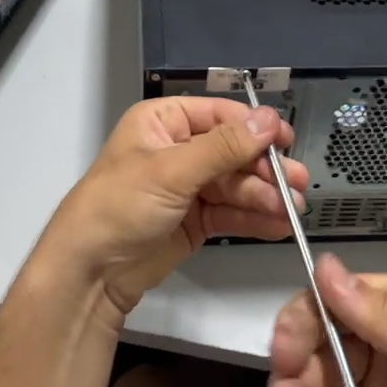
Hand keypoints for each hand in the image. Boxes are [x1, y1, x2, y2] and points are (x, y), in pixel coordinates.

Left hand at [35, 96, 307, 319]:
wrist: (90, 271)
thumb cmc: (119, 206)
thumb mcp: (171, 171)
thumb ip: (223, 147)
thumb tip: (268, 120)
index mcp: (162, 122)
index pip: (218, 115)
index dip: (253, 126)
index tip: (286, 141)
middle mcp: (177, 149)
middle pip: (232, 151)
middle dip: (263, 168)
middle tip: (297, 182)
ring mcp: (187, 186)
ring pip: (235, 184)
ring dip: (264, 196)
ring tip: (292, 211)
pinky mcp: (195, 220)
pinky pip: (230, 212)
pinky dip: (254, 218)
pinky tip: (278, 224)